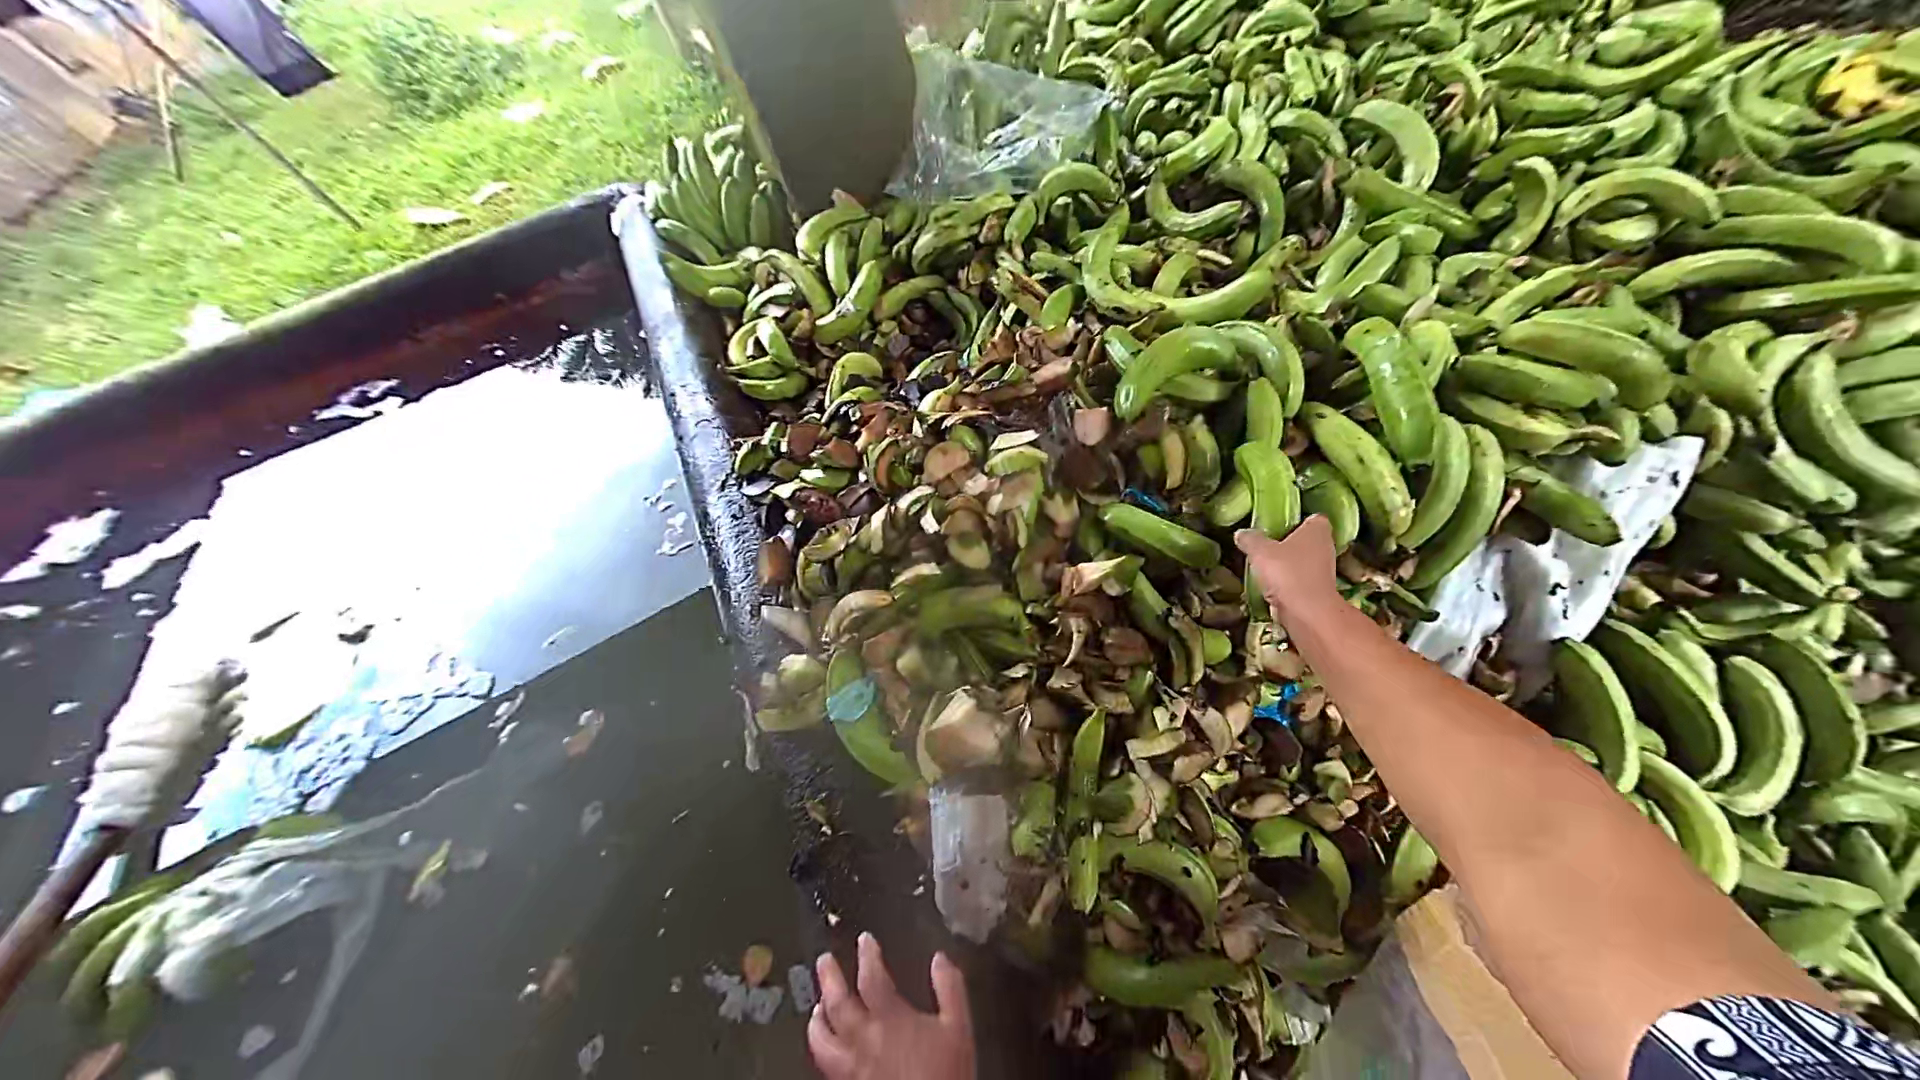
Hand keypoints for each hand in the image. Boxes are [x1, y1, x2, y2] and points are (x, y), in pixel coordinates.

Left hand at [808, 933, 974, 1079]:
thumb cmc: (946, 1074)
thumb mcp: (958, 1027)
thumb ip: (949, 988)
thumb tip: (940, 959)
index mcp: (891, 1019)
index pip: (872, 978)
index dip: (868, 955)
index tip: (865, 940)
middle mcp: (866, 1041)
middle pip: (839, 1005)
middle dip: (830, 978)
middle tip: (823, 961)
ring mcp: (854, 1068)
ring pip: (824, 1041)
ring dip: (817, 1019)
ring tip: (816, 1005)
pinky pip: (828, 1066)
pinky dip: (823, 1048)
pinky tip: (827, 1045)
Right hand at [1236, 516, 1337, 616]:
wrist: (1306, 611)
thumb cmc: (1287, 571)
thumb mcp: (1260, 550)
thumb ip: (1250, 539)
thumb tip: (1241, 533)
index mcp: (1317, 530)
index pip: (1313, 518)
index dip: (1298, 520)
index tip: (1279, 525)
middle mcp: (1326, 547)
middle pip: (1307, 540)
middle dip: (1289, 543)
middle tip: (1267, 545)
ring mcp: (1324, 570)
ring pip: (1304, 561)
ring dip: (1288, 564)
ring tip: (1264, 566)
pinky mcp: (1318, 590)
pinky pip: (1300, 580)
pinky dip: (1288, 582)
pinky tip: (1270, 585)